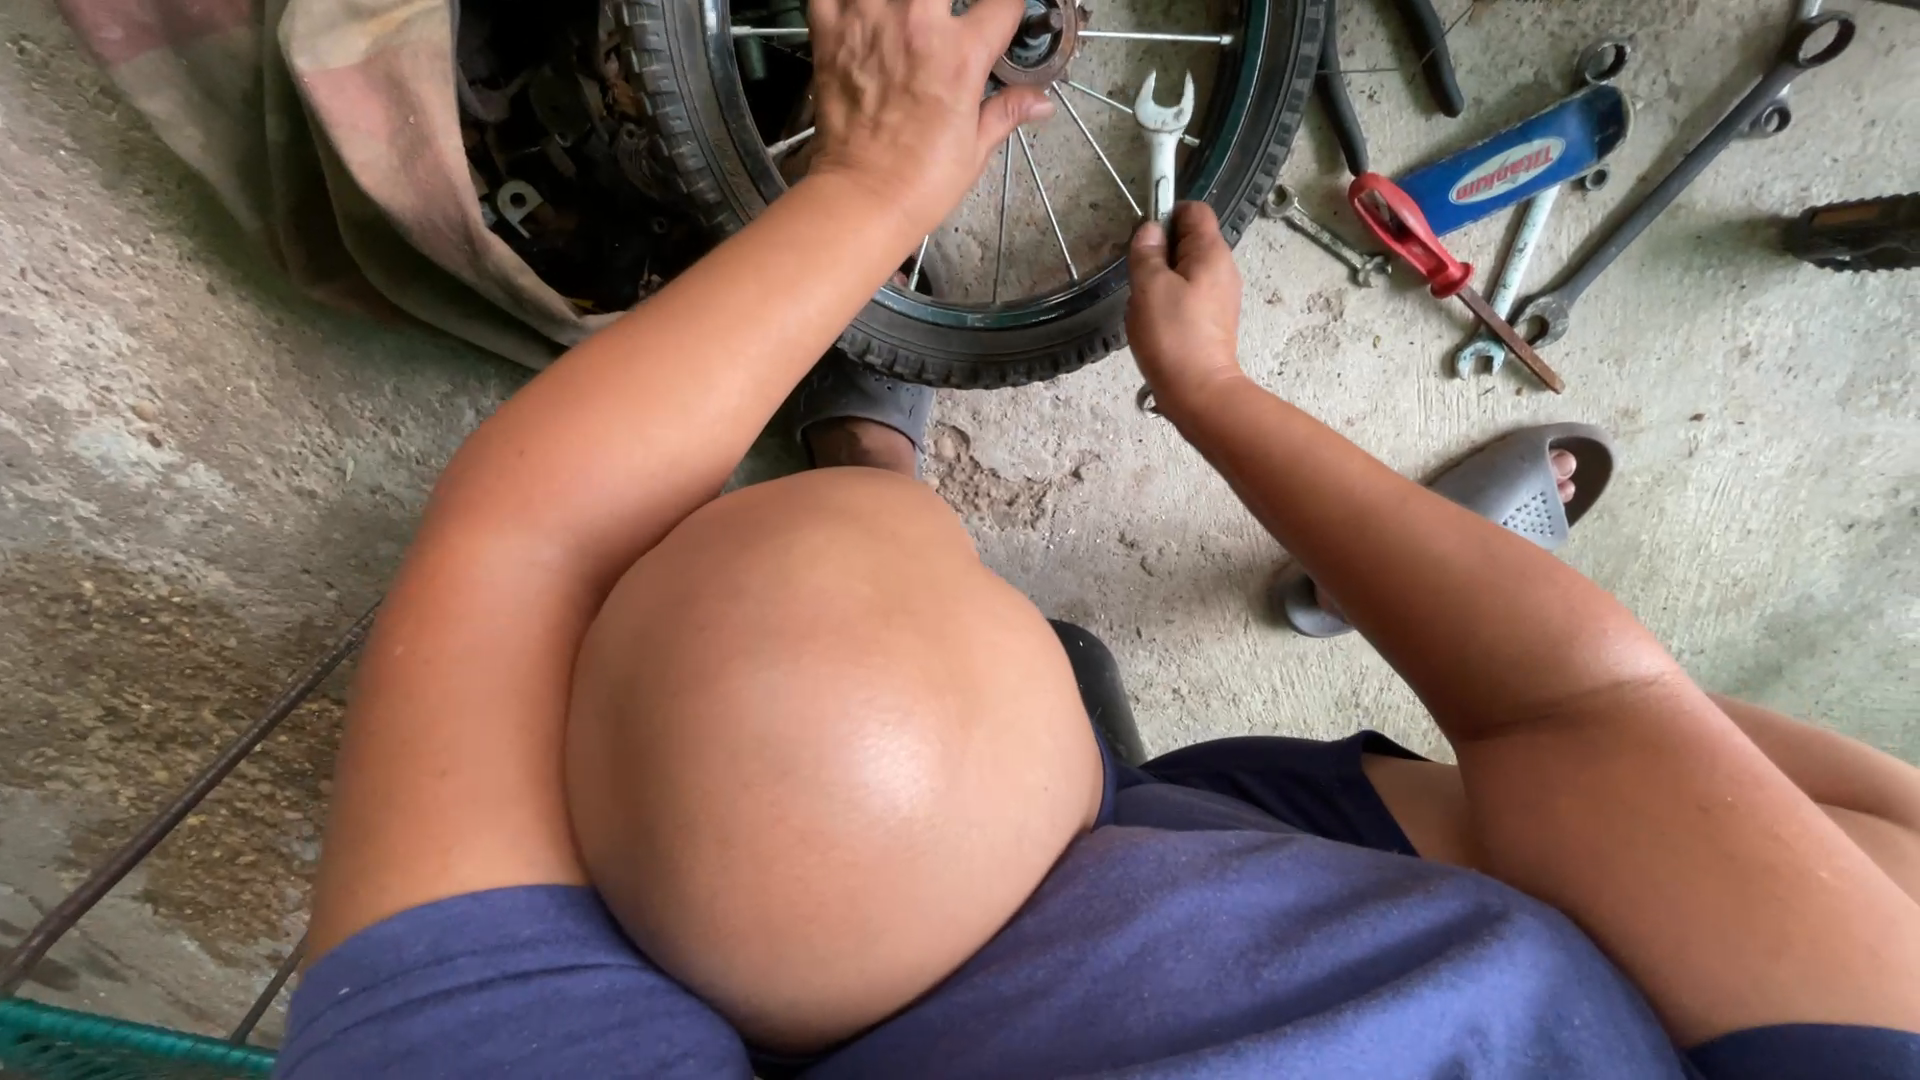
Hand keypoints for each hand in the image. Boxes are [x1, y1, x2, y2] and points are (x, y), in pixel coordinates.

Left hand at [805, 0, 1052, 236]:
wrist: (862, 200)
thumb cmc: (918, 184)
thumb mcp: (974, 151)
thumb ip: (1005, 112)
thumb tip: (1040, 102)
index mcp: (961, 54)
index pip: (1003, 3)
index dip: (1007, 10)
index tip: (1000, 22)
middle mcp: (916, 24)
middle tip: (945, 16)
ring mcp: (869, 21)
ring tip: (903, 15)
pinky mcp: (830, 32)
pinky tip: (857, 10)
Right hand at [1126, 202, 1245, 419]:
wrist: (1198, 391)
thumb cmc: (1173, 336)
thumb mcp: (1149, 288)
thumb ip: (1147, 253)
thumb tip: (1149, 230)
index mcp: (1211, 253)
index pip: (1194, 210)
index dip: (1166, 213)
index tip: (1142, 237)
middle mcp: (1223, 270)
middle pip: (1188, 242)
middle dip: (1159, 254)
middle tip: (1138, 278)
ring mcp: (1220, 298)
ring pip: (1184, 273)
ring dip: (1160, 283)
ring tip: (1144, 307)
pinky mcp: (1212, 322)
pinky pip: (1186, 298)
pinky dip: (1168, 304)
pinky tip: (1154, 326)